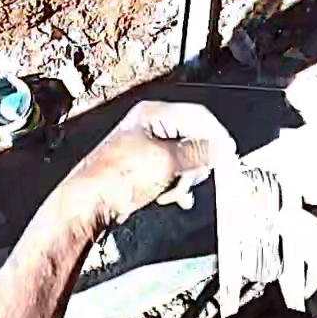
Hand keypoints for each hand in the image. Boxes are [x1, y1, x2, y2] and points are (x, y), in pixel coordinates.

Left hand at [68, 101, 235, 231]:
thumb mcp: (169, 161)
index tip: (229, 153)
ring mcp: (145, 147)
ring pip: (183, 158)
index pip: (198, 115)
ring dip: (185, 177)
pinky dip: (175, 184)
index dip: (216, 134)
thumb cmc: (116, 177)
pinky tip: (173, 196)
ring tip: (178, 191)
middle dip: (197, 162)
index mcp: (153, 114)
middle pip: (192, 138)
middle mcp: (149, 126)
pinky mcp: (142, 167)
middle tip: (198, 176)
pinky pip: (171, 171)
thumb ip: (200, 152)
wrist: (88, 203)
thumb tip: (222, 147)